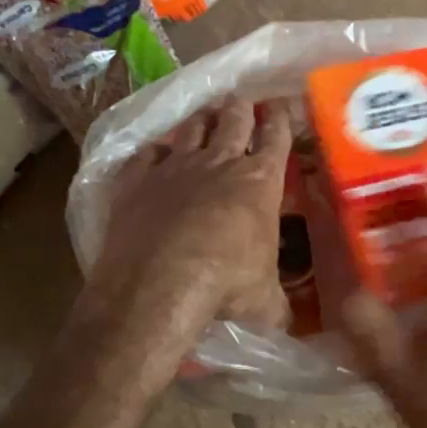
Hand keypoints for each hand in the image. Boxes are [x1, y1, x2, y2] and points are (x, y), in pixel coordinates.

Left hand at [90, 97, 294, 331]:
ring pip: (192, 126)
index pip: (276, 136)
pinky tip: (156, 154)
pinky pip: (148, 152)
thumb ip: (279, 303)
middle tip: (242, 104)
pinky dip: (155, 151)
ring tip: (205, 116)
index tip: (280, 106)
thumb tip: (289, 323)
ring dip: (202, 119)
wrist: (157, 286)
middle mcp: (220, 162)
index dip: (279, 117)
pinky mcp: (137, 178)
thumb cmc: (225, 286)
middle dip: (241, 107)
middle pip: (234, 117)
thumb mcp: (266, 301)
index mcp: (260, 181)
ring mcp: (175, 166)